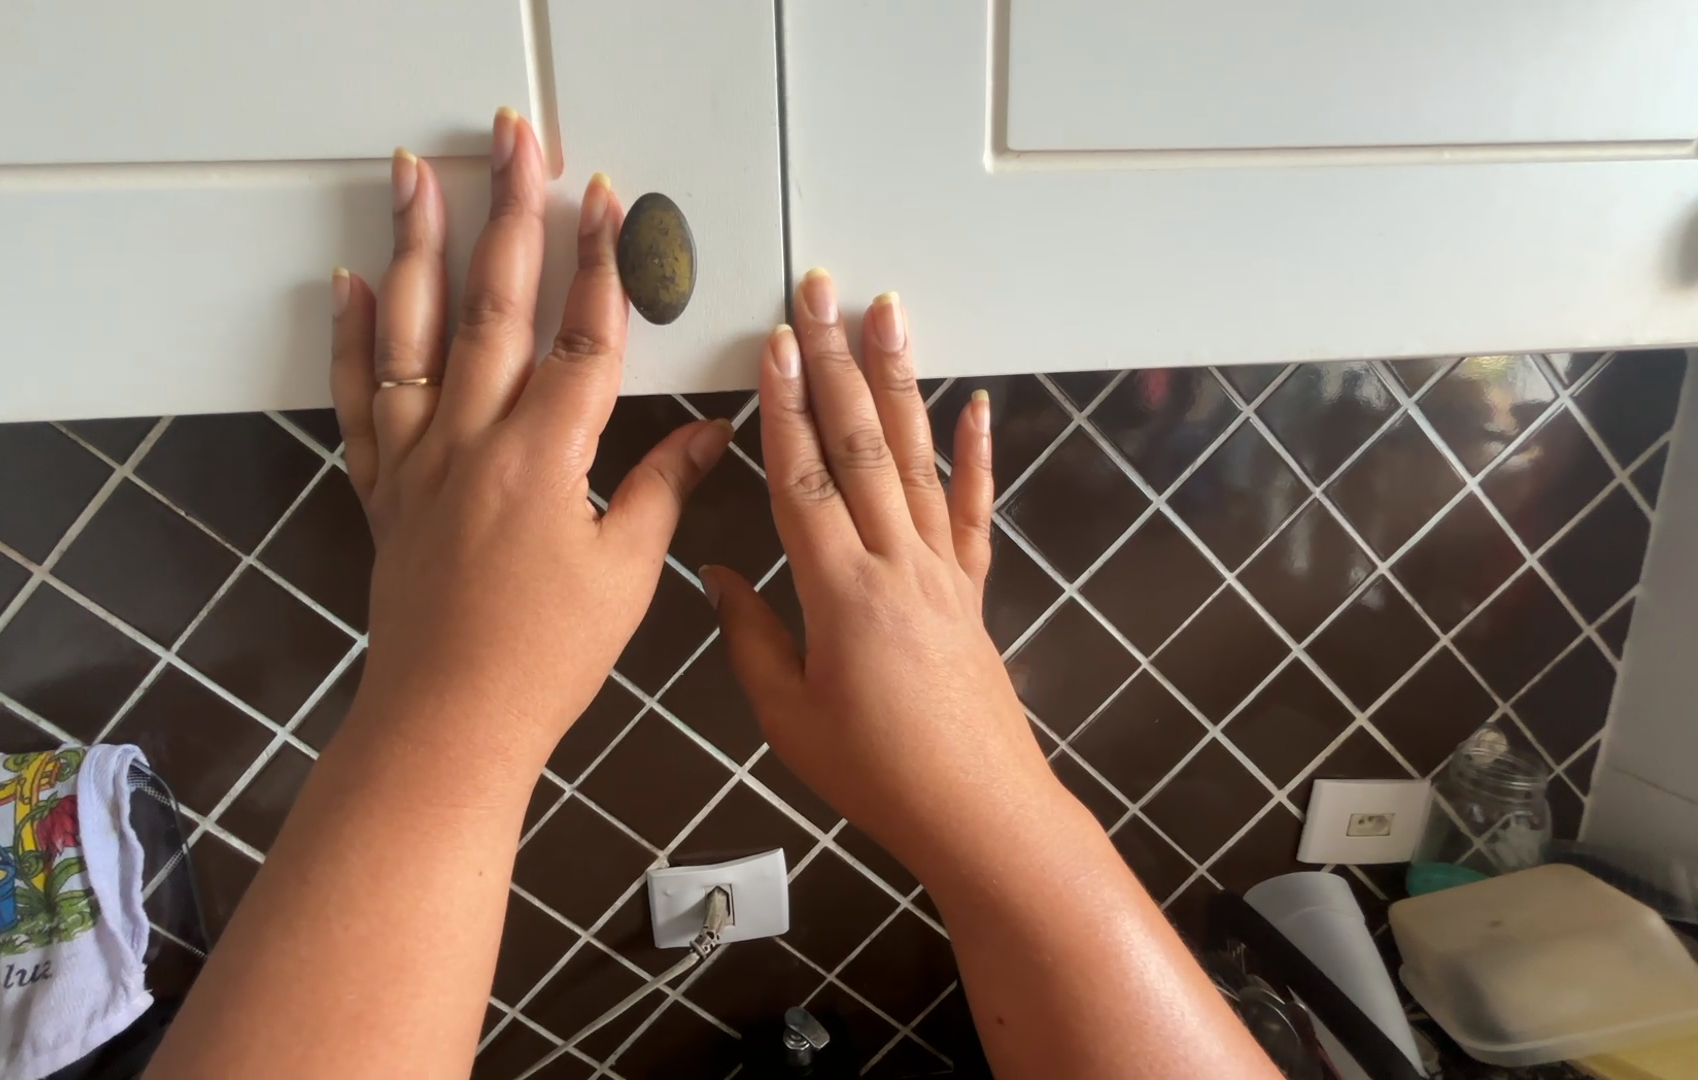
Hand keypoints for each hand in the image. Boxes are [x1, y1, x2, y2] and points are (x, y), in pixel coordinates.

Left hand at [330, 109, 730, 776]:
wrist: (450, 718)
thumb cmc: (549, 654)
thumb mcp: (626, 573)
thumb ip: (663, 490)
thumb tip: (712, 436)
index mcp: (545, 459)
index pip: (581, 340)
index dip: (599, 266)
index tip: (606, 200)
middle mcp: (475, 440)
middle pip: (496, 308)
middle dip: (511, 214)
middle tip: (513, 139)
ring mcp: (419, 459)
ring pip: (416, 334)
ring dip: (420, 247)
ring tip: (416, 172)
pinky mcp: (386, 488)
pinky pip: (363, 400)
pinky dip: (354, 339)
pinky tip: (354, 284)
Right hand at [702, 270, 1053, 874]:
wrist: (978, 811)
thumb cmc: (873, 770)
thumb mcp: (787, 716)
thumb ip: (749, 636)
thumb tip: (719, 574)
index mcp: (840, 593)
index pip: (803, 480)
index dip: (784, 408)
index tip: (775, 344)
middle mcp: (896, 562)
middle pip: (862, 447)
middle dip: (836, 362)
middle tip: (824, 293)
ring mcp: (943, 569)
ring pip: (918, 460)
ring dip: (900, 383)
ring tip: (889, 316)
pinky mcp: (972, 588)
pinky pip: (975, 512)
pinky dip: (978, 456)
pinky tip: (978, 406)